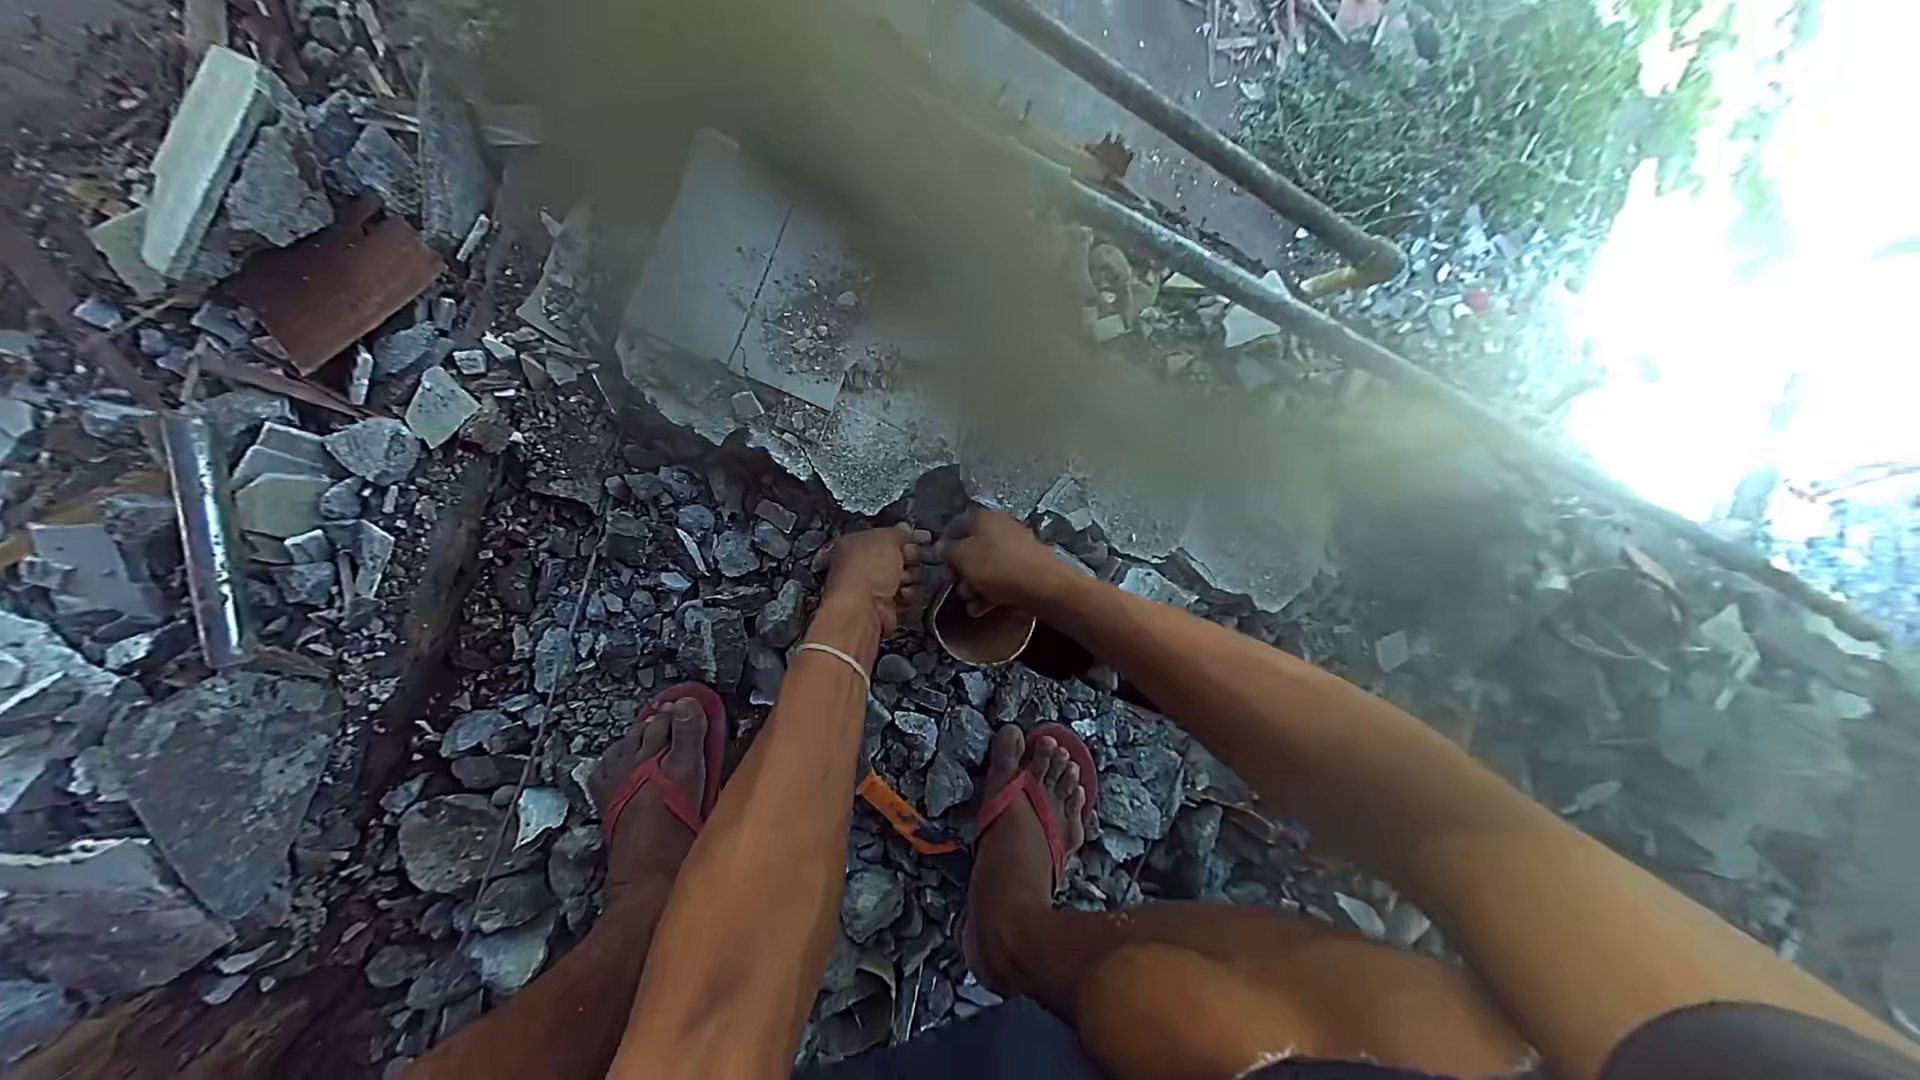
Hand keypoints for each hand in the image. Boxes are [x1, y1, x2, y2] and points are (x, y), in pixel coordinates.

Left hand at [819, 524, 933, 636]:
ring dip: (911, 577)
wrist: (863, 610)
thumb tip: (907, 528)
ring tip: (904, 580)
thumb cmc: (867, 569)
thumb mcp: (886, 539)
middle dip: (910, 558)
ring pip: (908, 577)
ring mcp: (875, 588)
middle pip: (900, 557)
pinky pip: (907, 596)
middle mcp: (864, 566)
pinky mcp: (887, 607)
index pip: (888, 537)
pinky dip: (908, 595)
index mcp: (856, 544)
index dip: (907, 536)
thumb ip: (899, 532)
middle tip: (910, 560)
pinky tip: (903, 594)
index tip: (924, 538)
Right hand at [936, 509, 1073, 613]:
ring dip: (973, 586)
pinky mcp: (1025, 569)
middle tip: (952, 586)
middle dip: (959, 571)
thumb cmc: (996, 566)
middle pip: (971, 549)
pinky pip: (1000, 579)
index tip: (937, 564)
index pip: (955, 527)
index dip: (943, 545)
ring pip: (985, 567)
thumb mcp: (962, 556)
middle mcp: (1000, 529)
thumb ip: (947, 551)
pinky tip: (980, 609)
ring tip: (969, 602)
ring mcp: (1015, 549)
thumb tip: (939, 547)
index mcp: (984, 518)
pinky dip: (989, 592)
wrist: (1043, 585)